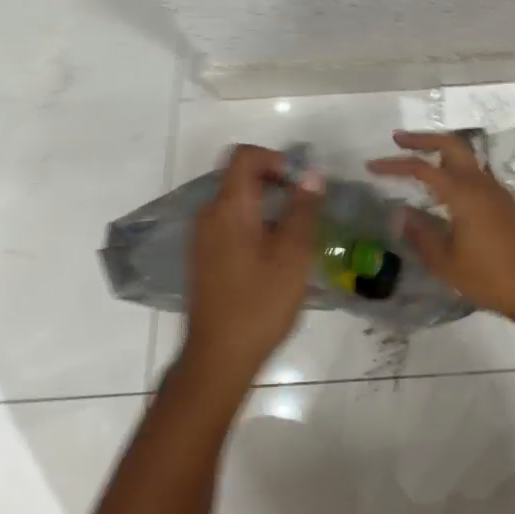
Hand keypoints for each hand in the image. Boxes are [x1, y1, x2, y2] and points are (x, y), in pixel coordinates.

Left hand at [177, 145, 323, 389]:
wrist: (218, 357)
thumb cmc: (260, 303)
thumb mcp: (293, 254)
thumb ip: (303, 209)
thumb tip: (311, 174)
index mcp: (229, 208)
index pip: (244, 156)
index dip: (276, 158)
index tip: (301, 183)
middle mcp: (209, 216)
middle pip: (241, 177)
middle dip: (277, 182)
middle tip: (306, 209)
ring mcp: (203, 238)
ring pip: (237, 203)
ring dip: (268, 206)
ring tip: (296, 234)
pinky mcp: (205, 258)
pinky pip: (231, 224)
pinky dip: (255, 225)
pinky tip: (276, 257)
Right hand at [367, 131, 514, 322]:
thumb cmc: (489, 276)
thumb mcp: (446, 262)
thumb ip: (421, 234)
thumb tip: (402, 214)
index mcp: (464, 193)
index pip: (423, 168)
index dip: (395, 165)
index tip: (372, 166)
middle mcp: (482, 184)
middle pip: (452, 145)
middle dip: (424, 139)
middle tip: (399, 140)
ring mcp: (497, 192)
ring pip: (467, 158)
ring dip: (441, 153)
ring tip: (417, 163)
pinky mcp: (504, 204)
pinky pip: (475, 176)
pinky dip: (454, 172)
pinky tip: (442, 192)